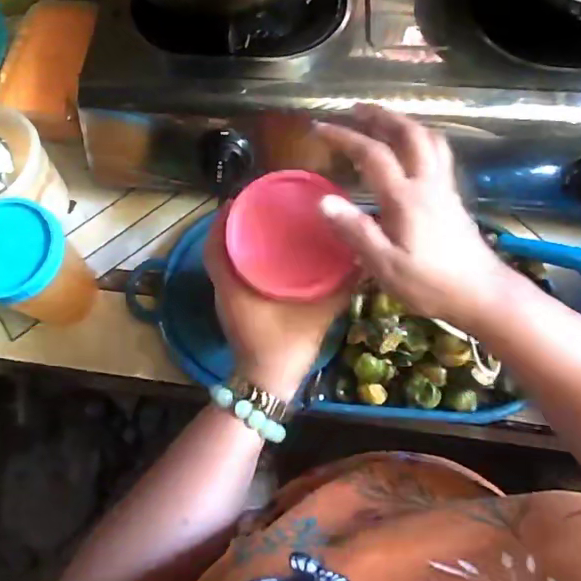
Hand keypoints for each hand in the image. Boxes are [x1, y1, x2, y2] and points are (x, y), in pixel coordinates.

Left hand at [202, 208, 350, 400]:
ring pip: (224, 262)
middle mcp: (223, 289)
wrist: (270, 384)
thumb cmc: (287, 345)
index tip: (242, 197)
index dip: (223, 219)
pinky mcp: (234, 309)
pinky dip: (240, 259)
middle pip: (218, 248)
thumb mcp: (319, 313)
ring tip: (262, 222)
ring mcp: (226, 301)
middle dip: (233, 224)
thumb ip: (341, 286)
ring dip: (236, 241)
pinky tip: (265, 255)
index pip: (216, 245)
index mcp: (233, 285)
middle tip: (258, 205)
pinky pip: (230, 275)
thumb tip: (364, 258)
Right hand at [314, 105, 523, 333]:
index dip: (345, 136)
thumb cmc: (432, 284)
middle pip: (408, 133)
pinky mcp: (454, 198)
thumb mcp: (386, 266)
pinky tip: (411, 152)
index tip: (320, 127)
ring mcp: (444, 188)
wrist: (484, 294)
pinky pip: (438, 154)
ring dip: (405, 123)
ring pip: (428, 139)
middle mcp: (427, 183)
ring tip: (384, 121)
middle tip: (356, 109)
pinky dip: (420, 140)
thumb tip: (324, 200)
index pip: (372, 154)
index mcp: (406, 198)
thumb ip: (356, 231)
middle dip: (380, 116)